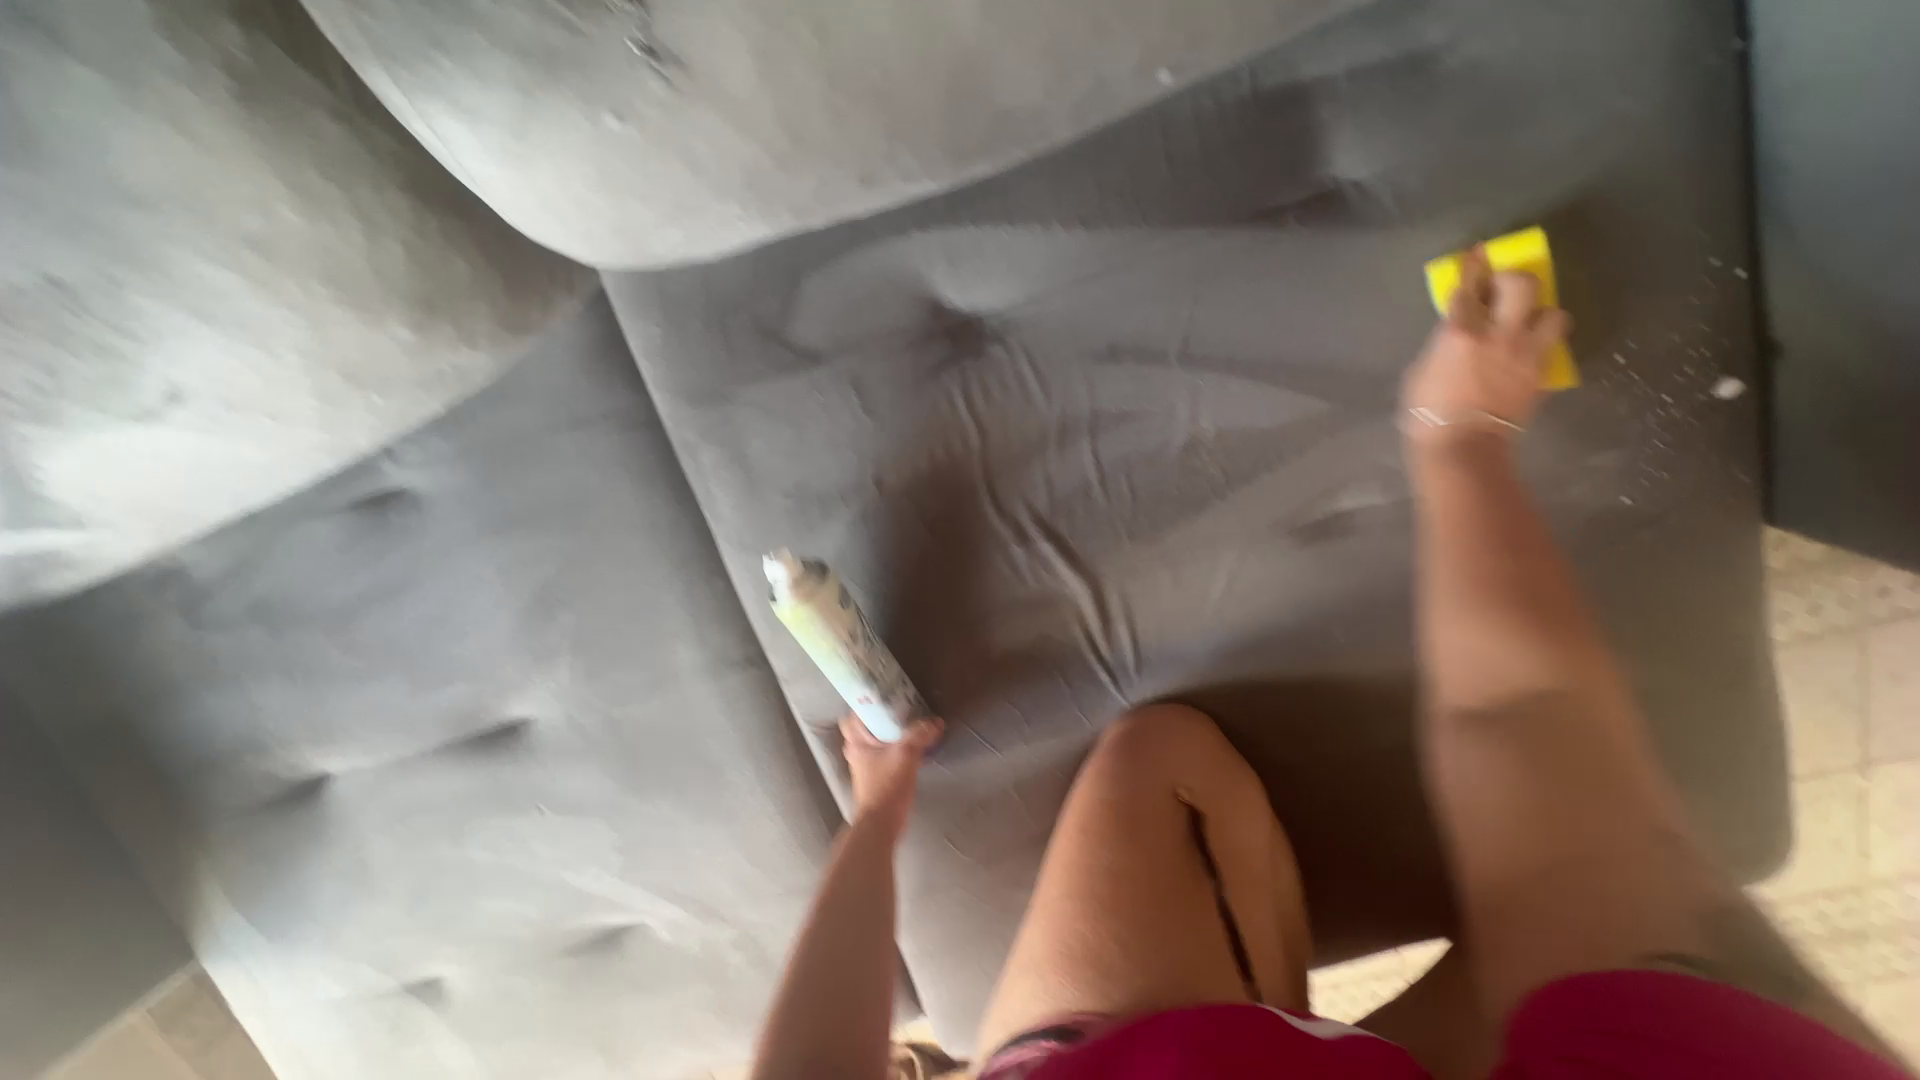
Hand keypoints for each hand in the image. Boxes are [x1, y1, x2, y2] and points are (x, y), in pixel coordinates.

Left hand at [841, 715, 942, 837]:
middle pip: (865, 729)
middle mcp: (857, 752)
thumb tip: (936, 722)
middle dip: (881, 720)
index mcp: (856, 742)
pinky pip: (885, 757)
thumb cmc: (887, 784)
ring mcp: (865, 767)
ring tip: (910, 728)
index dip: (865, 705)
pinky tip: (914, 750)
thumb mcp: (906, 754)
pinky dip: (896, 751)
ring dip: (890, 736)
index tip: (885, 697)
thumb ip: (921, 734)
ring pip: (876, 743)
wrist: (882, 823)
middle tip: (901, 711)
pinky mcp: (876, 779)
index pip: (852, 715)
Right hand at [1401, 246, 1570, 443]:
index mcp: (1458, 332)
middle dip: (1513, 281)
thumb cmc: (1426, 413)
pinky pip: (1551, 345)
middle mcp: (1497, 333)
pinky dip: (1542, 342)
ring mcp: (1524, 353)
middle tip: (1502, 290)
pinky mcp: (1540, 373)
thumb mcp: (1421, 372)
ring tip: (1527, 323)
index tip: (1477, 252)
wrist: (1462, 446)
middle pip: (1521, 285)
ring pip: (1552, 312)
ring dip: (1539, 313)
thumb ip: (1442, 346)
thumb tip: (1456, 336)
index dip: (1473, 266)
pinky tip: (1530, 350)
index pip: (1468, 286)